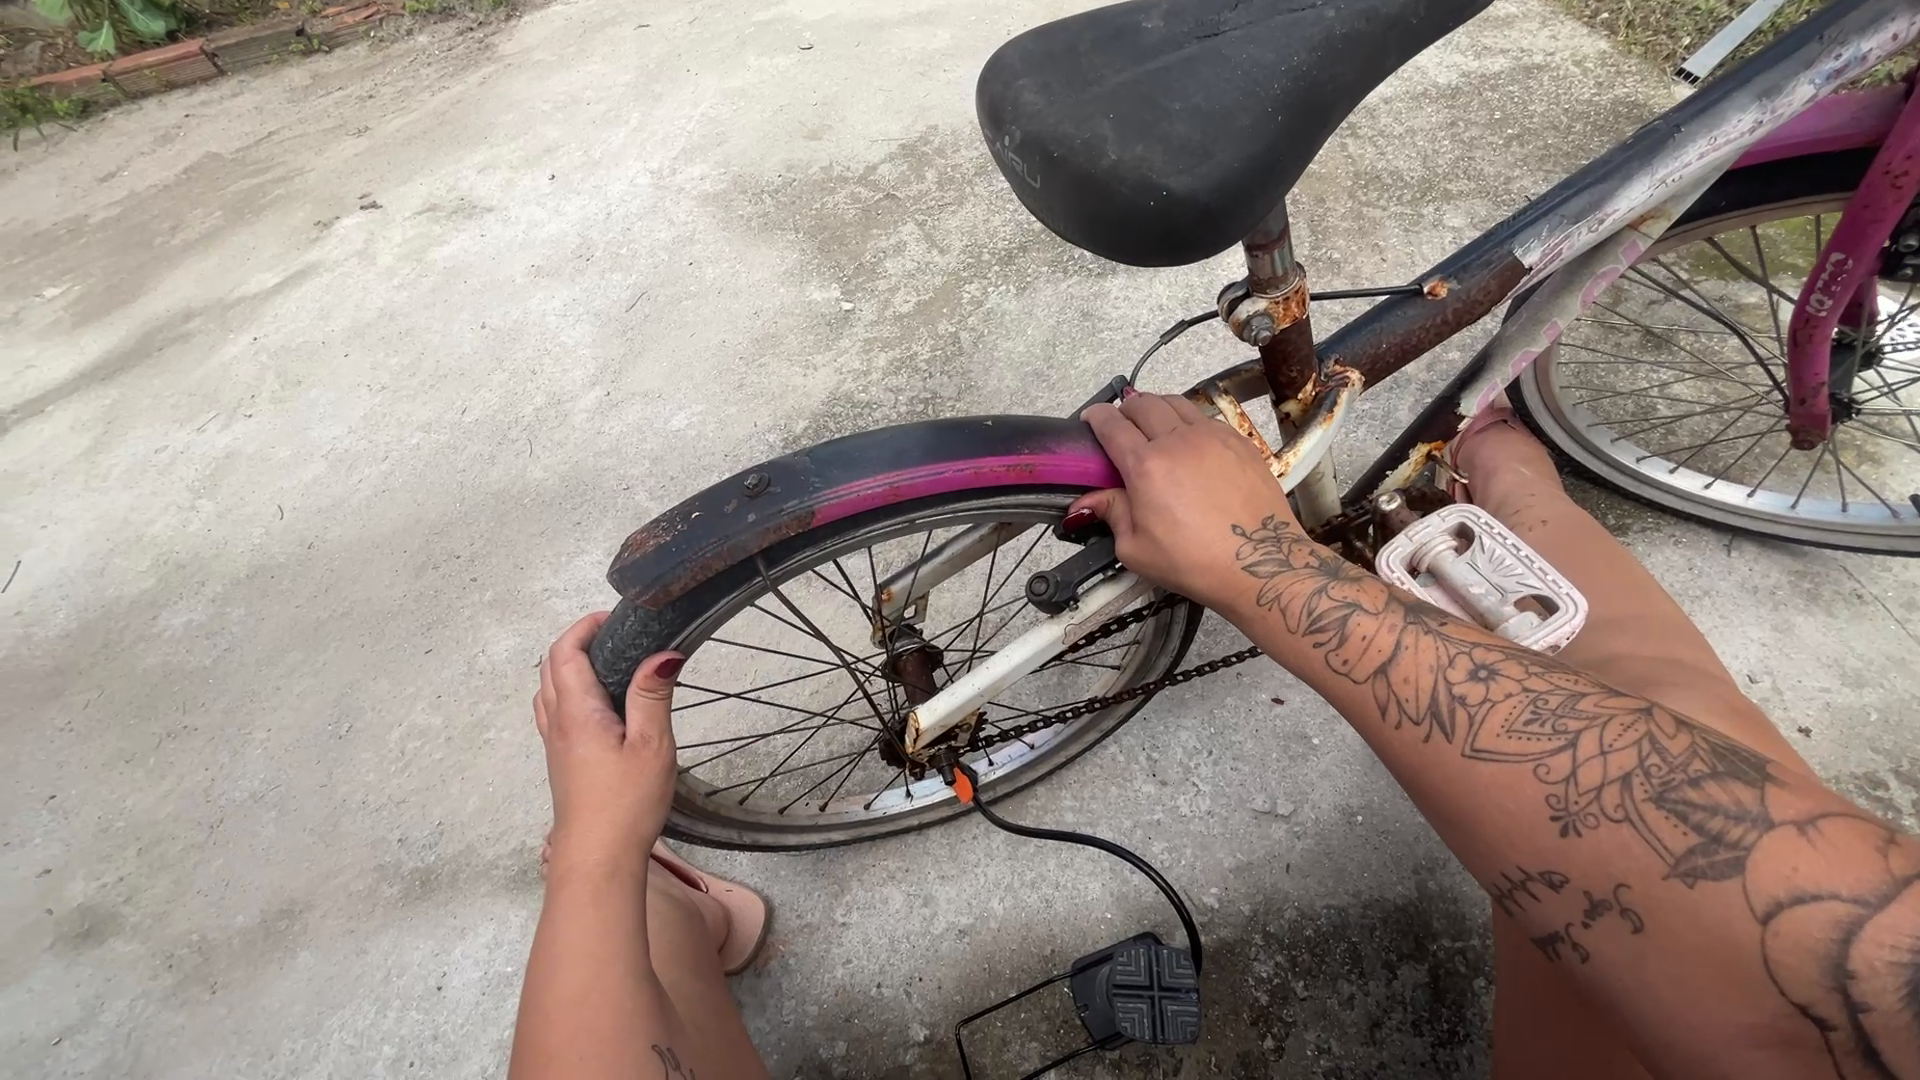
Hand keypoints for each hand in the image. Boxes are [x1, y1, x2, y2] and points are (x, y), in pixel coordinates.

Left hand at [533, 612, 683, 879]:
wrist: (598, 859)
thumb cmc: (627, 800)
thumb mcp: (651, 744)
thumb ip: (652, 695)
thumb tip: (663, 652)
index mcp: (577, 712)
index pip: (564, 653)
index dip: (584, 627)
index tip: (616, 616)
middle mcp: (557, 723)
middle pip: (550, 666)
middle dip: (576, 640)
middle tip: (617, 633)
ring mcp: (555, 744)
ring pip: (548, 689)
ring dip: (569, 664)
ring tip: (609, 660)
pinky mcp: (561, 761)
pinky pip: (554, 709)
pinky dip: (568, 689)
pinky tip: (598, 702)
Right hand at [1072, 391, 1300, 608]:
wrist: (1259, 563)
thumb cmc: (1196, 562)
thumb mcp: (1135, 549)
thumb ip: (1111, 513)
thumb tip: (1090, 501)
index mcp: (1146, 466)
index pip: (1111, 425)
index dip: (1096, 417)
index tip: (1091, 419)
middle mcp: (1178, 442)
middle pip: (1143, 403)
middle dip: (1124, 409)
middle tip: (1119, 425)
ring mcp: (1212, 437)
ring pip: (1175, 402)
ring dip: (1156, 408)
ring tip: (1151, 425)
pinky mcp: (1238, 442)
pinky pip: (1205, 417)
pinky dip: (1187, 421)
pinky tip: (1187, 441)